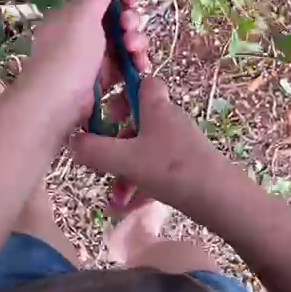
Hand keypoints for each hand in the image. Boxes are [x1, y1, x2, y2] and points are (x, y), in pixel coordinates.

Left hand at [14, 0, 152, 133]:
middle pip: (117, 19)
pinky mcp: (102, 79)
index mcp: (72, 14)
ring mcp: (92, 57)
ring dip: (137, 43)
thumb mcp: (84, 14)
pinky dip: (136, 64)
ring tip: (136, 53)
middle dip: (131, 22)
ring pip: (125, 42)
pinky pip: (125, 65)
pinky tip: (142, 68)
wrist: (55, 104)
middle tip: (130, 30)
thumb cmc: (67, 54)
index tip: (131, 0)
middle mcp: (81, 33)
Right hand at [68, 77, 225, 214]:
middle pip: (138, 120)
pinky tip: (126, 209)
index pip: (143, 82)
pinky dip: (140, 186)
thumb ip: (94, 150)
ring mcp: (179, 145)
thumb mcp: (124, 159)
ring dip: (124, 171)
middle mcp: (168, 121)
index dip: (124, 89)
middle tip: (101, 152)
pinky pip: (155, 170)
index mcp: (156, 107)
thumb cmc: (170, 168)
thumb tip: (72, 141)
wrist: (218, 198)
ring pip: (144, 151)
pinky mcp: (186, 167)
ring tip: (114, 198)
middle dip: (116, 140)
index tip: (105, 107)